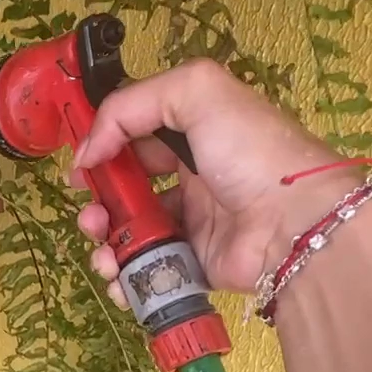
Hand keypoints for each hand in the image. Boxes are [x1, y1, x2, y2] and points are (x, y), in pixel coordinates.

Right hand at [70, 60, 358, 298]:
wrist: (291, 223)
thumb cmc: (249, 151)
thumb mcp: (197, 92)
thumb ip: (132, 105)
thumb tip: (87, 152)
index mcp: (194, 136)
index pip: (135, 140)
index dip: (103, 152)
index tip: (80, 171)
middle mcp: (190, 181)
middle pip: (125, 192)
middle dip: (99, 206)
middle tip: (92, 218)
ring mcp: (188, 226)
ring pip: (129, 236)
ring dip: (104, 245)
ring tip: (103, 254)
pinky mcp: (189, 265)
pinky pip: (145, 271)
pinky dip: (122, 279)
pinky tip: (117, 278)